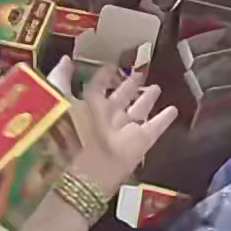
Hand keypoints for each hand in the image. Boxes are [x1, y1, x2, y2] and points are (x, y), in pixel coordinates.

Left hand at [47, 57, 177, 192]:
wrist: (76, 171)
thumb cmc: (63, 131)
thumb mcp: (56, 97)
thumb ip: (60, 78)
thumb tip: (65, 58)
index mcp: (84, 107)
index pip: (96, 87)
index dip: (104, 76)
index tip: (113, 65)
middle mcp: (105, 118)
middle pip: (120, 98)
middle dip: (129, 86)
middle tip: (140, 74)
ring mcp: (123, 131)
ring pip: (138, 111)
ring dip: (147, 99)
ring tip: (157, 88)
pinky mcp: (139, 143)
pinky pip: (154, 128)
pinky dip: (164, 120)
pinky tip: (173, 110)